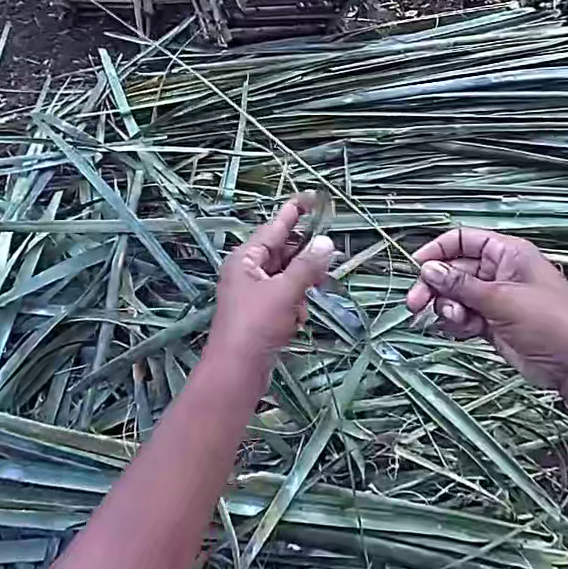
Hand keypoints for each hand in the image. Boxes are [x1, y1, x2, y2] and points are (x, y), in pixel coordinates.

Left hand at [209, 195, 336, 363]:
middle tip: (330, 250)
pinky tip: (297, 318)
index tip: (313, 197)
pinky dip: (295, 304)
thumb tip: (326, 243)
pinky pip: (286, 297)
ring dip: (302, 283)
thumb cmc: (256, 325)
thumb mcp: (285, 292)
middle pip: (282, 251)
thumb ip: (307, 266)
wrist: (237, 371)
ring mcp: (254, 293)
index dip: (295, 211)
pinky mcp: (262, 314)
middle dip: (305, 254)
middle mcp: (248, 272)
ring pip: (287, 275)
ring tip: (316, 287)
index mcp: (246, 259)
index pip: (274, 227)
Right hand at [404, 228, 567, 389]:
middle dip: (434, 285)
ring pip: (455, 295)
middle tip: (414, 303)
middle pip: (453, 270)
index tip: (417, 267)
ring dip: (446, 307)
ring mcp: (495, 299)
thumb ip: (461, 285)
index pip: (463, 240)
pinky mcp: (493, 324)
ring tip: (454, 319)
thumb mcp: (502, 298)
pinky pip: (463, 316)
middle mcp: (499, 272)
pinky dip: (455, 322)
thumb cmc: (550, 321)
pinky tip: (459, 330)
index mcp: (507, 253)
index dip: (438, 251)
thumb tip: (427, 269)